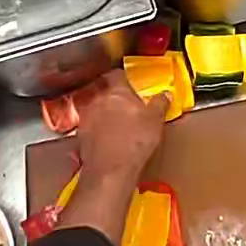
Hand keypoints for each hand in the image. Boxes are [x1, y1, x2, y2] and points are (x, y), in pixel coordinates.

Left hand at [59, 69, 168, 244]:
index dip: (125, 78)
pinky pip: (92, 127)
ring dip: (106, 114)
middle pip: (106, 92)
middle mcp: (98, 101)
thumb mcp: (155, 120)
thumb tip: (165, 94)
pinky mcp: (81, 136)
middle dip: (116, 98)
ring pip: (97, 109)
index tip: (131, 83)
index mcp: (116, 91)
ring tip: (120, 124)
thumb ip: (160, 103)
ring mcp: (87, 118)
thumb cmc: (135, 141)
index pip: (118, 75)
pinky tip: (110, 140)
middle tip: (129, 106)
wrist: (111, 170)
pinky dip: (99, 131)